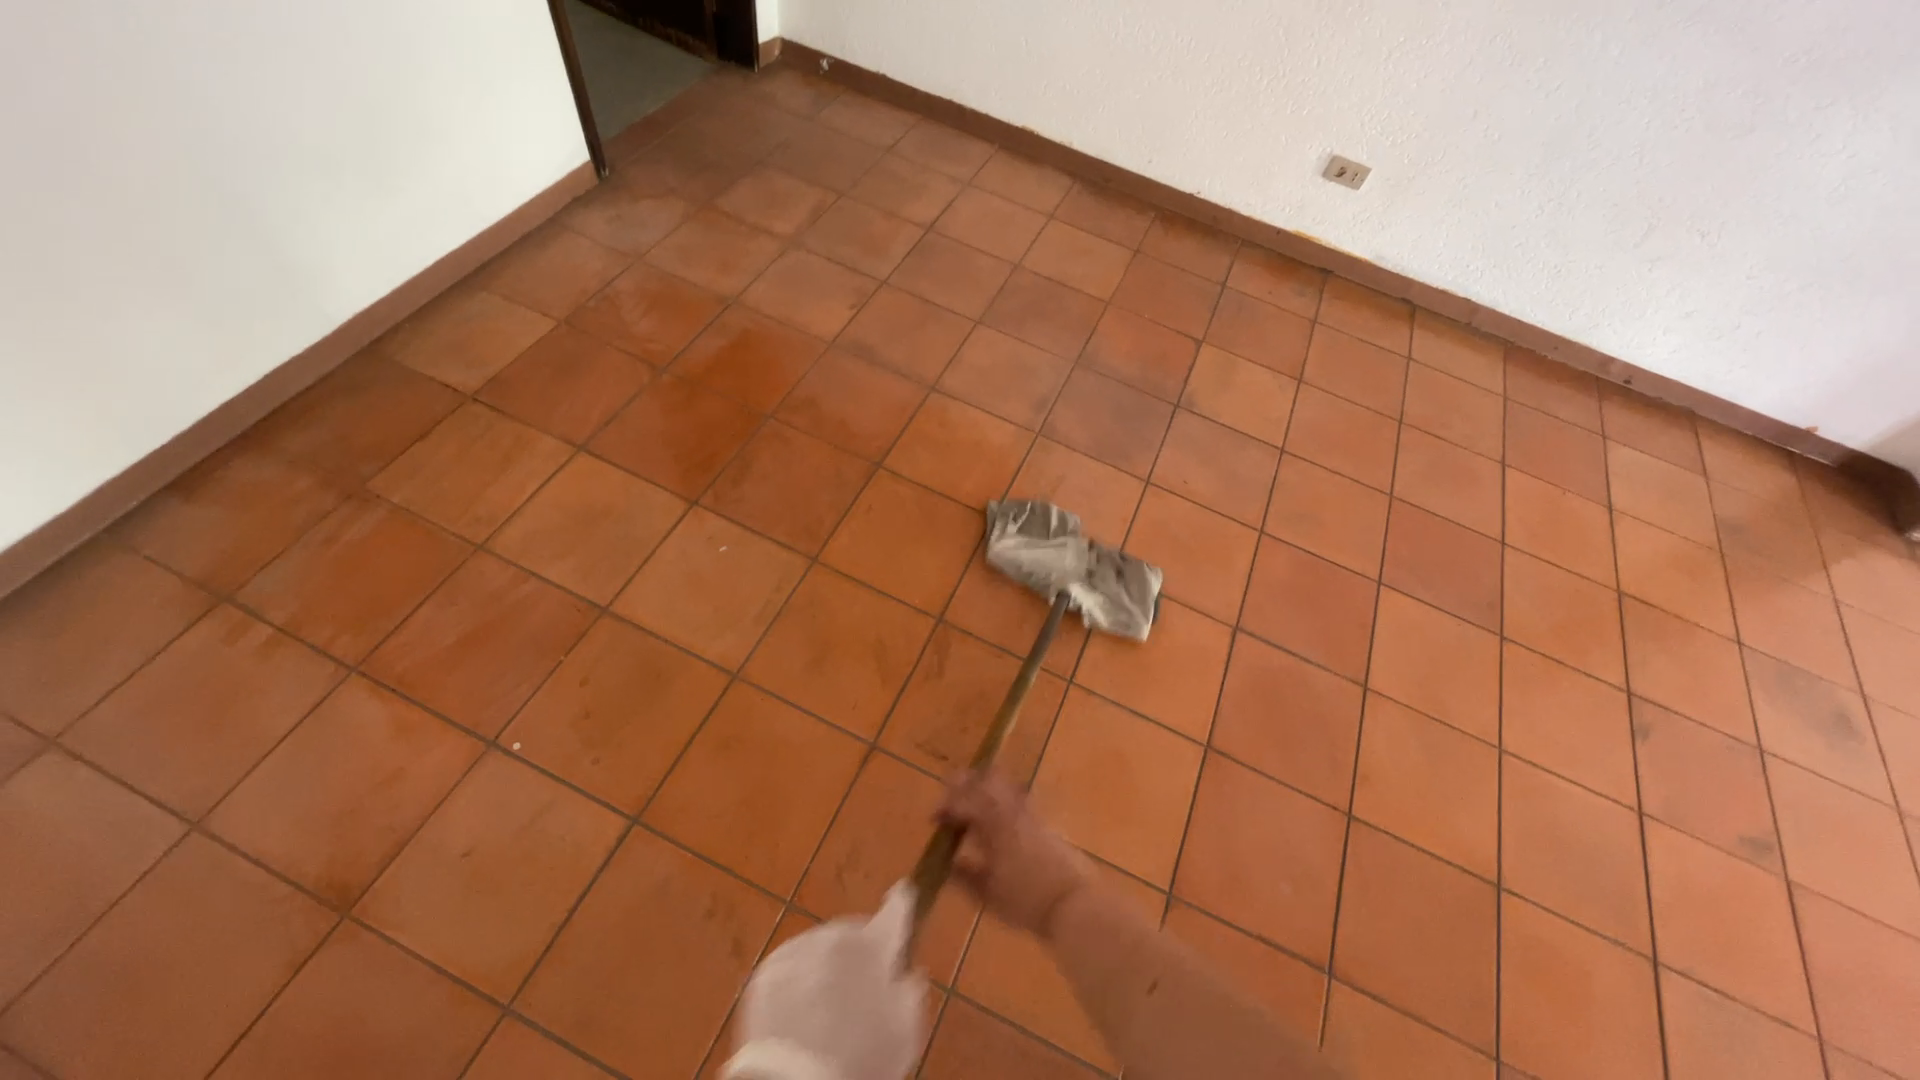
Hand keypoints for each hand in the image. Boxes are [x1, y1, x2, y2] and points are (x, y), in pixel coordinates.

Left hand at [726, 884, 926, 1079]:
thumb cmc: (858, 1062)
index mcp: (871, 949)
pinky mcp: (767, 972)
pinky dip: (800, 979)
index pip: (894, 912)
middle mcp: (833, 939)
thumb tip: (908, 972)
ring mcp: (796, 952)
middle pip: (852, 934)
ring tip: (828, 1005)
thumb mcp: (903, 1035)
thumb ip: (910, 994)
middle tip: (860, 989)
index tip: (903, 893)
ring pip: (820, 948)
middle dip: (858, 954)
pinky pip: (792, 966)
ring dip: (827, 965)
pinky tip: (803, 1010)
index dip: (900, 904)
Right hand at [938, 770, 1089, 937]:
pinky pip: (1019, 797)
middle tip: (952, 800)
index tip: (934, 820)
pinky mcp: (1046, 822)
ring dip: (985, 788)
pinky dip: (1003, 800)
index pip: (964, 801)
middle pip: (986, 779)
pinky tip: (999, 820)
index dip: (945, 806)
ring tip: (973, 807)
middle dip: (964, 784)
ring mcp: (1032, 813)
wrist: (1075, 904)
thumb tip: (948, 863)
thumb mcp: (987, 895)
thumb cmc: (1027, 902)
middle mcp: (1012, 810)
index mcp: (994, 825)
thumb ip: (964, 876)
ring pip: (1004, 784)